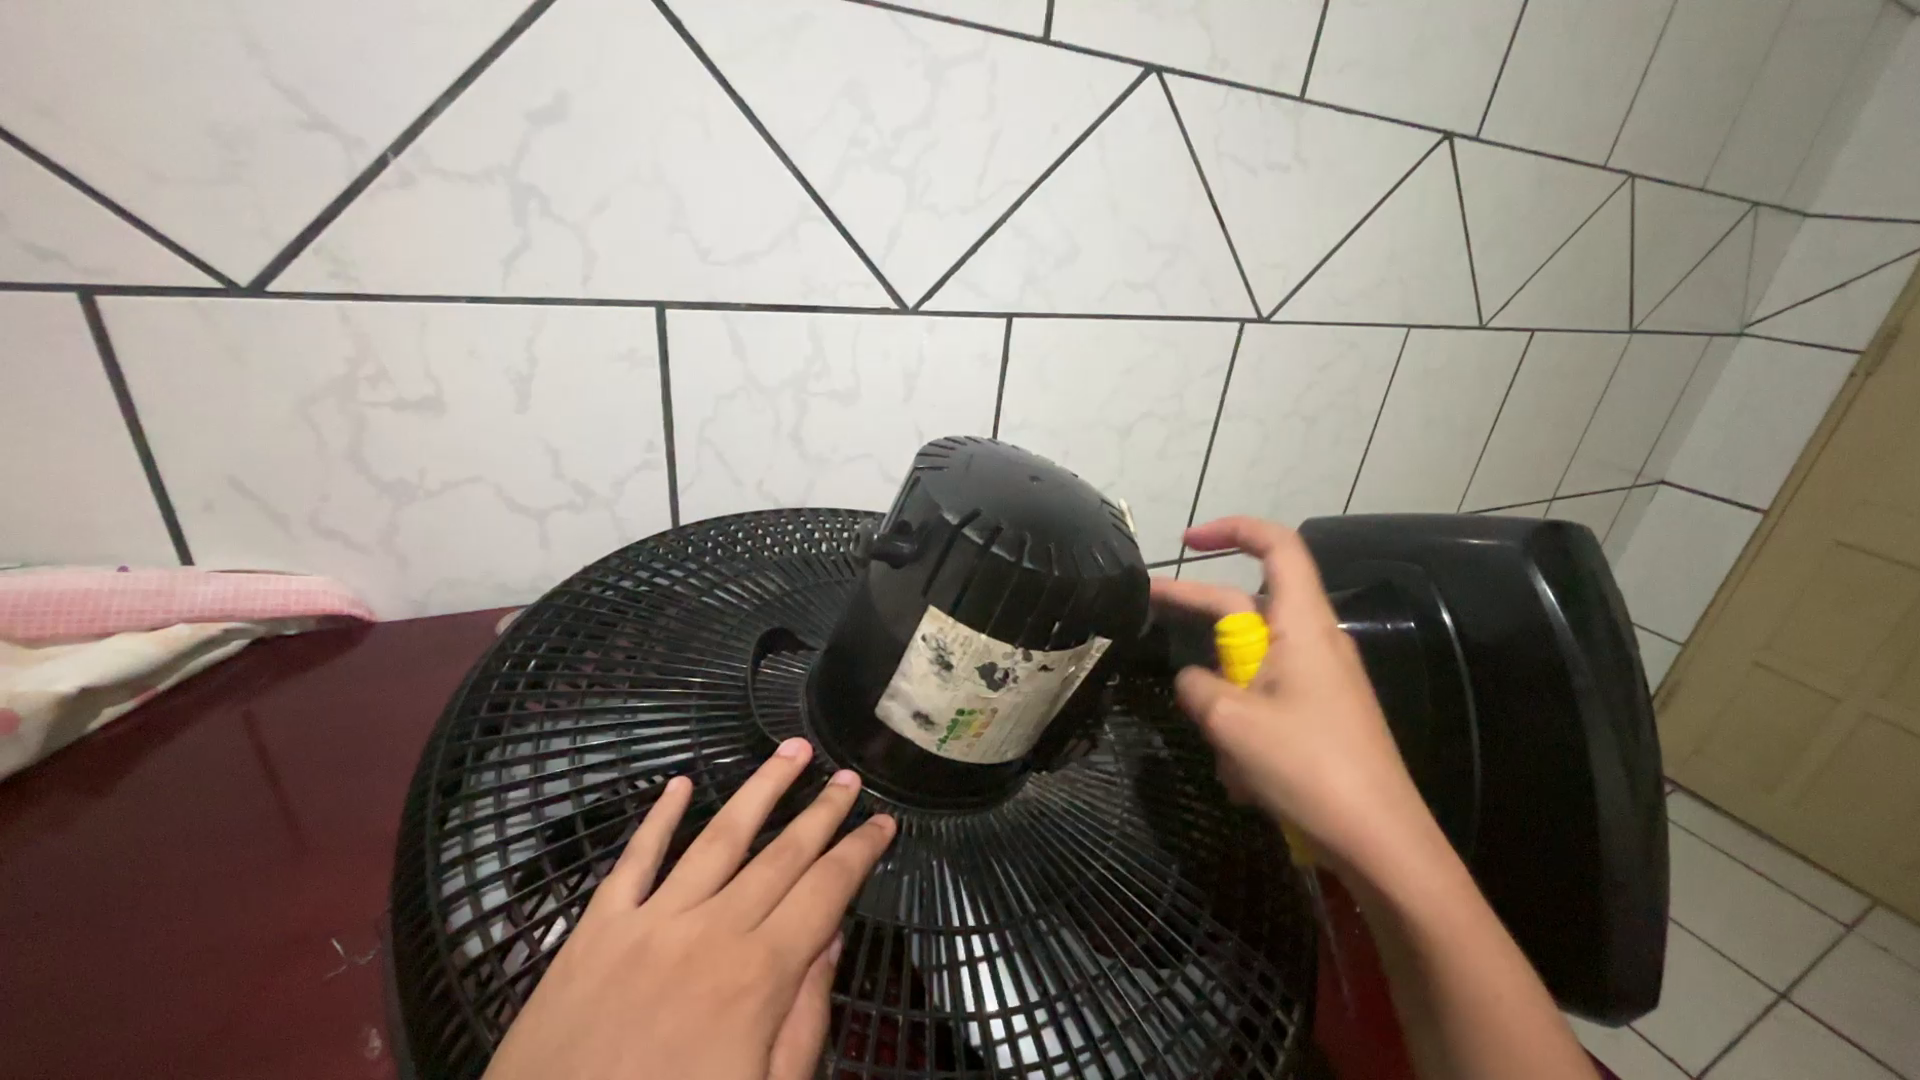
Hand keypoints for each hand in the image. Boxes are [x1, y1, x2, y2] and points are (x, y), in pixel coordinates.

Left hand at [483, 737, 896, 1079]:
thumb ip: (805, 1015)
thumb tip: (831, 936)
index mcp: (758, 976)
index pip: (825, 891)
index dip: (860, 851)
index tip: (883, 822)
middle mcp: (710, 932)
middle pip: (781, 854)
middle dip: (822, 810)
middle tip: (848, 775)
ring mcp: (650, 923)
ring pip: (719, 838)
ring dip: (760, 790)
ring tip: (791, 752)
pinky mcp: (596, 931)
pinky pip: (634, 861)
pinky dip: (658, 819)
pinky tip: (680, 784)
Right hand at [1152, 516, 1442, 883]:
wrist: (1382, 842)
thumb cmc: (1309, 767)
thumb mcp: (1231, 722)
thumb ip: (1196, 686)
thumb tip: (1192, 681)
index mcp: (1302, 625)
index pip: (1276, 546)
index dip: (1231, 530)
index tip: (1186, 542)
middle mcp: (1314, 642)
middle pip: (1245, 610)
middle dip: (1196, 619)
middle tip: (1145, 611)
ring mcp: (1320, 683)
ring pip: (1249, 670)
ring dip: (1224, 707)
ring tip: (1230, 761)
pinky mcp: (1320, 718)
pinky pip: (1266, 705)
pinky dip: (1245, 734)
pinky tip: (1248, 782)